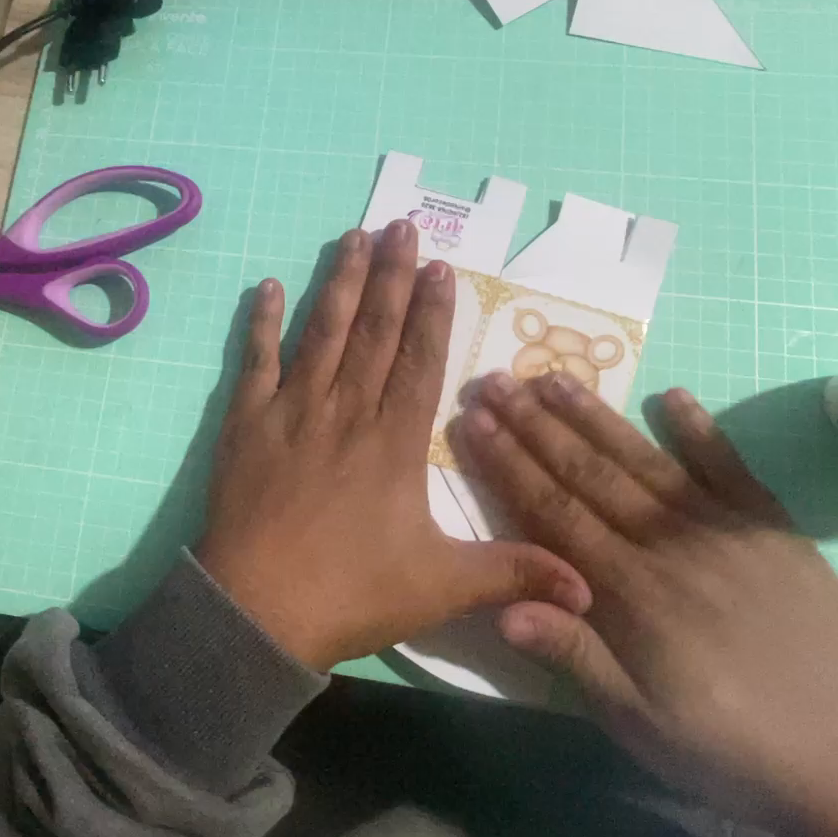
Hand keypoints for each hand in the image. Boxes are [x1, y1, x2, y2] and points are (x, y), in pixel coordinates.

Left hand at [196, 222, 591, 671]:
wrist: (257, 610)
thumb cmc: (350, 593)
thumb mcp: (441, 587)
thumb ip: (513, 572)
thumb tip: (591, 584)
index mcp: (394, 440)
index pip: (420, 359)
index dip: (432, 311)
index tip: (439, 266)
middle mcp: (345, 410)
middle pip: (373, 331)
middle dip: (390, 276)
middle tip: (401, 226)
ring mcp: (291, 411)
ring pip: (321, 333)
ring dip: (339, 283)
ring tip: (353, 238)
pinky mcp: (246, 424)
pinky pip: (254, 360)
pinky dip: (262, 322)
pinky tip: (269, 286)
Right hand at [451, 371, 837, 836]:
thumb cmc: (735, 749)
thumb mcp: (640, 725)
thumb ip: (573, 656)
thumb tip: (499, 607)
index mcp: (633, 592)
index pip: (553, 511)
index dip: (508, 464)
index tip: (474, 421)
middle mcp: (672, 545)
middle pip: (589, 473)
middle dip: (535, 425)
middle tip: (495, 380)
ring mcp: (727, 531)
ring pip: (645, 460)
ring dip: (595, 416)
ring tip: (553, 376)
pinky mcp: (775, 530)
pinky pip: (732, 468)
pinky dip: (701, 429)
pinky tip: (673, 394)